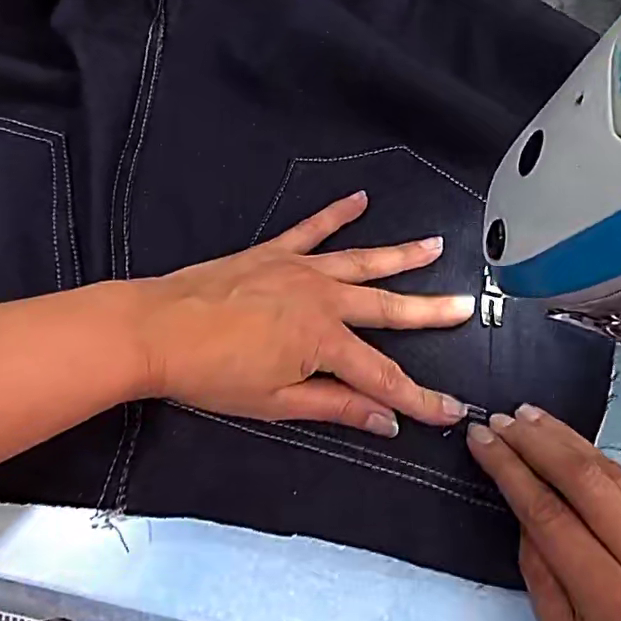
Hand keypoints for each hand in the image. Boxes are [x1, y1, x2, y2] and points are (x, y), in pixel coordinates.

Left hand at [125, 191, 471, 435]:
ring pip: (363, 261)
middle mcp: (324, 299)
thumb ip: (335, 407)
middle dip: (430, 311)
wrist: (155, 328)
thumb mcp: (275, 402)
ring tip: (435, 245)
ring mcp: (302, 269)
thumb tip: (385, 422)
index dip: (418, 399)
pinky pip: (313, 229)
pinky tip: (360, 198)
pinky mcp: (277, 252)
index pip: (383, 377)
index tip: (450, 411)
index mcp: (324, 342)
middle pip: (387, 308)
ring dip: (401, 255)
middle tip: (465, 305)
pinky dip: (337, 213)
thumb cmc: (212, 374)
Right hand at [468, 406, 620, 620]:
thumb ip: (544, 586)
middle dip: (538, 442)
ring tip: (535, 420)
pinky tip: (579, 450)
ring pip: (618, 477)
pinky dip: (602, 465)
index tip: (488, 446)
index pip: (552, 518)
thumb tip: (526, 523)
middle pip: (587, 482)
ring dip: (569, 440)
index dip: (512, 472)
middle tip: (506, 421)